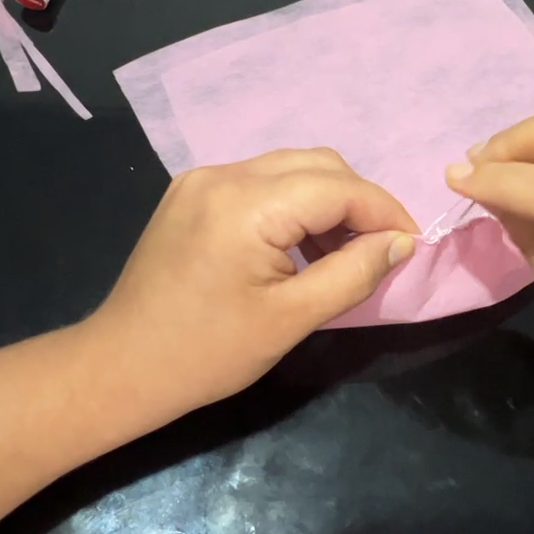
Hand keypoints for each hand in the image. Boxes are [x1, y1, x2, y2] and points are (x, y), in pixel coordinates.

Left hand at [87, 148, 417, 414]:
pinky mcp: (192, 192)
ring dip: (328, 203)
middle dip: (359, 203)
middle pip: (318, 165)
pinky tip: (301, 247)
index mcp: (245, 205)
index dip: (384, 212)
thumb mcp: (291, 319)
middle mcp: (223, 175)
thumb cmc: (206, 353)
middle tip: (380, 250)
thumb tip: (402, 243)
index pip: (338, 188)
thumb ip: (354, 273)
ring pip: (291, 168)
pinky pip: (262, 182)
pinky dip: (294, 206)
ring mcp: (202, 179)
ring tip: (343, 254)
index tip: (413, 244)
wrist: (120, 367)